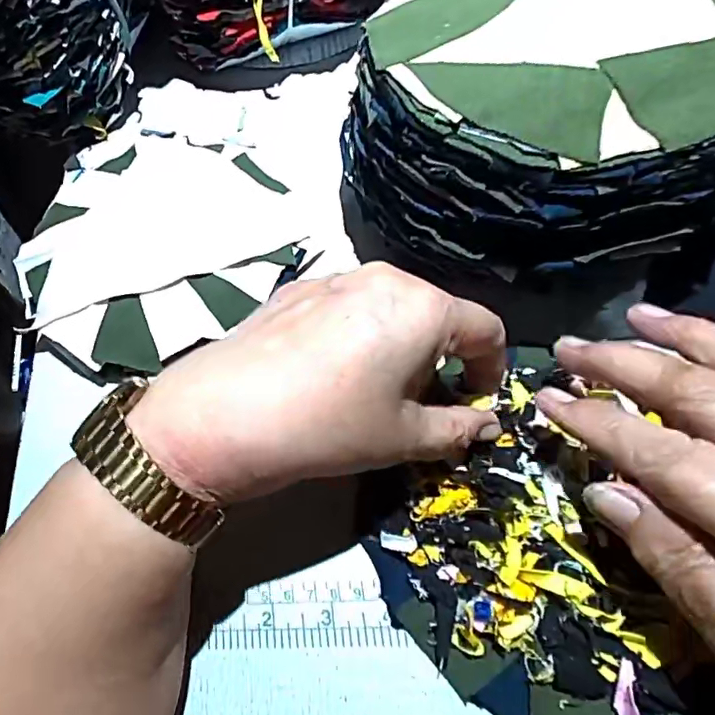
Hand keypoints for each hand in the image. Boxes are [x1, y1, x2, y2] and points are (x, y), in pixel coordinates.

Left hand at [125, 262, 505, 505]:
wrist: (222, 415)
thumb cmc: (329, 425)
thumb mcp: (403, 436)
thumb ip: (458, 428)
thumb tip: (486, 424)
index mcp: (423, 307)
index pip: (486, 329)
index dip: (493, 369)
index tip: (476, 402)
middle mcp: (384, 279)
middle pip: (438, 314)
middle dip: (444, 358)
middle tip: (421, 403)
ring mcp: (337, 278)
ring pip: (393, 307)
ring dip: (402, 344)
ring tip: (373, 389)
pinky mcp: (299, 289)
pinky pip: (351, 306)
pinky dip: (361, 334)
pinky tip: (330, 372)